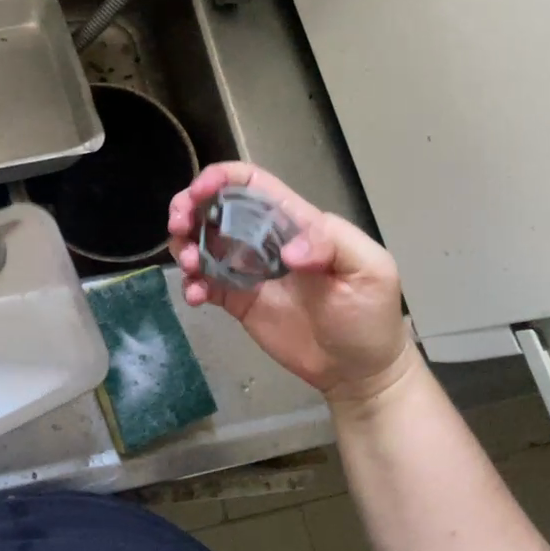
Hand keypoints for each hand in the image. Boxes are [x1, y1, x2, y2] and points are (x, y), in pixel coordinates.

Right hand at [168, 162, 415, 407]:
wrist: (361, 372)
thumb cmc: (370, 315)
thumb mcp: (370, 271)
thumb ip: (332, 245)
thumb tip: (287, 251)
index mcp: (292, 221)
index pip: (251, 184)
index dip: (220, 178)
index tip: (199, 192)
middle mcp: (263, 239)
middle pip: (216, 208)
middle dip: (189, 207)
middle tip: (179, 224)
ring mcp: (247, 270)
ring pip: (203, 242)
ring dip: (185, 245)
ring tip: (190, 265)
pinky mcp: (237, 301)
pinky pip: (204, 283)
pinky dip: (191, 285)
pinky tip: (196, 297)